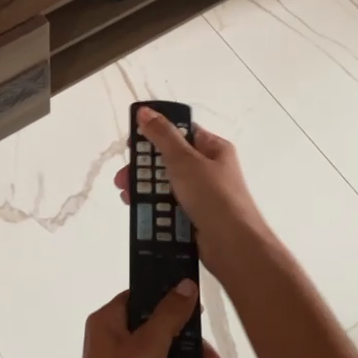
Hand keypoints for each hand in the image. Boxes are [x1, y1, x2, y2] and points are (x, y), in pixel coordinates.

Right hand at [114, 109, 271, 265]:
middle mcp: (208, 169)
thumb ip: (162, 135)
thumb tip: (145, 110)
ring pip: (164, 185)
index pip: (181, 132)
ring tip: (127, 195)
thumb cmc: (212, 196)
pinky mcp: (192, 217)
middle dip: (143, 168)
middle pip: (167, 161)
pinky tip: (137, 210)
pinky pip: (167, 206)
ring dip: (144, 189)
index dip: (155, 134)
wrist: (233, 246)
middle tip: (123, 177)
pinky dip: (152, 207)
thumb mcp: (184, 160)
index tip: (133, 143)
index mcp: (213, 149)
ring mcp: (200, 195)